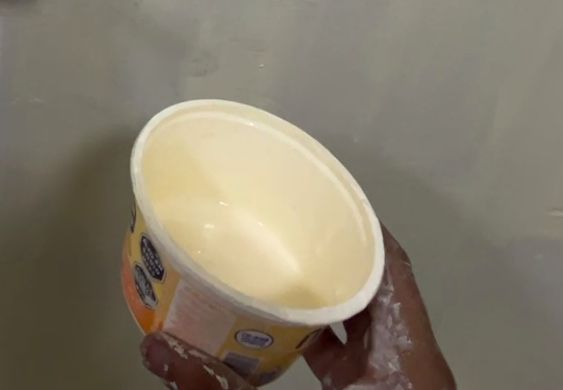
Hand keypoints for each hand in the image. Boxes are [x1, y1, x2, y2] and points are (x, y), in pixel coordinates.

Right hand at [141, 228, 453, 389]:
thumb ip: (219, 386)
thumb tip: (153, 347)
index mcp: (407, 351)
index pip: (389, 262)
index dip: (354, 222)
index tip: (309, 193)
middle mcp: (409, 358)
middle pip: (373, 281)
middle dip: (326, 247)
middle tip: (274, 219)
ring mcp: (395, 378)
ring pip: (363, 314)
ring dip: (322, 286)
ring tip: (269, 257)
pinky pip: (352, 347)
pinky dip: (318, 327)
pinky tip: (276, 322)